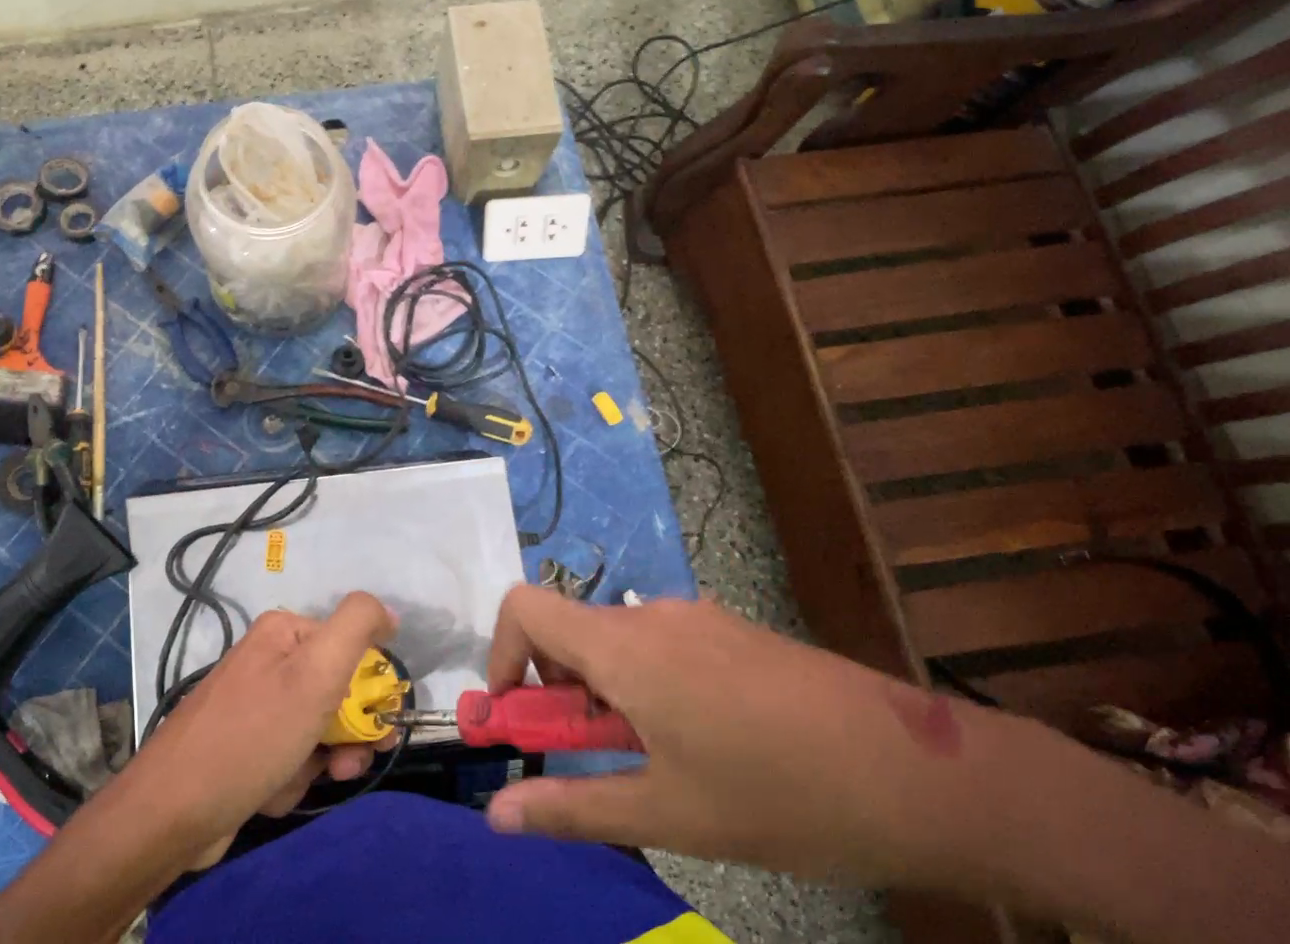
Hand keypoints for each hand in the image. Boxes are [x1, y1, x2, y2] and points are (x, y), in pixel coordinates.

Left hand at [123, 592, 397, 863]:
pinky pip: (290, 761)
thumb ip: (357, 627)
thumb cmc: (254, 735)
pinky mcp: (245, 749)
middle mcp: (268, 662)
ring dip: (318, 764)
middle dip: (346, 736)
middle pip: (337, 695)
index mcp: (283, 633)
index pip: (352, 650)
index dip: (370, 691)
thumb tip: (387, 610)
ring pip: (317, 734)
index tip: (376, 727)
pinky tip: (269, 793)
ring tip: (298, 780)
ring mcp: (254, 707)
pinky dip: (290, 781)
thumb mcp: (316, 671)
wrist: (174, 809)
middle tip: (342, 765)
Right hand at [482, 586, 969, 881]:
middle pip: (570, 631)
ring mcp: (703, 620)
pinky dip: (649, 686)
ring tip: (652, 763)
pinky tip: (704, 744)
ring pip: (619, 643)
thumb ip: (570, 807)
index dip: (500, 655)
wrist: (925, 776)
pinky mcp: (739, 635)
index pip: (525, 607)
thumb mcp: (667, 814)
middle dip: (557, 693)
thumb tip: (496, 813)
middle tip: (586, 760)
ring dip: (606, 694)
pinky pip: (665, 647)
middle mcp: (655, 617)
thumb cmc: (779, 795)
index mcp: (624, 648)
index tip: (518, 719)